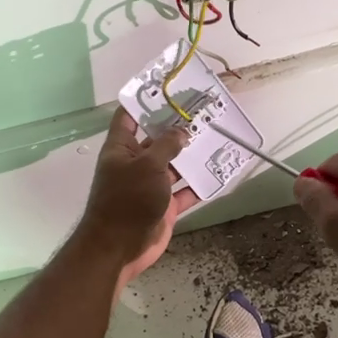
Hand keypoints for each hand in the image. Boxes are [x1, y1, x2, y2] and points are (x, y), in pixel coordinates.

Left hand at [73, 108, 199, 287]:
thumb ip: (166, 146)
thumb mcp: (148, 165)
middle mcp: (134, 164)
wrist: (120, 247)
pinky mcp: (163, 207)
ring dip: (191, 156)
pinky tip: (217, 173)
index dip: (144, 102)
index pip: (129, 117)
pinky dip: (198, 185)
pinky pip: (183, 192)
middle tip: (203, 113)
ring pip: (173, 166)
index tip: (166, 90)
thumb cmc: (128, 199)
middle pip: (156, 140)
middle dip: (177, 128)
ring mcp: (149, 186)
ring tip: (215, 138)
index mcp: (121, 148)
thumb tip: (181, 131)